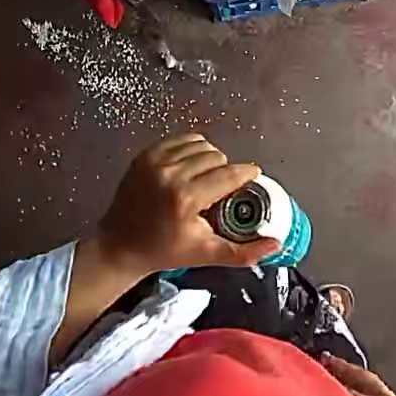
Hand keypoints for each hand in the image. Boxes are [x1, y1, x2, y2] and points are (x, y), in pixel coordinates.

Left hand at [94, 133, 278, 277]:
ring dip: (209, 158)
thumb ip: (243, 252)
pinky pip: (181, 140)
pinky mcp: (146, 154)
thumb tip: (276, 244)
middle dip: (225, 170)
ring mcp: (155, 161)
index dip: (246, 173)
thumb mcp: (205, 255)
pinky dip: (192, 149)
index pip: (228, 174)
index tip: (253, 175)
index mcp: (186, 199)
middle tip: (222, 187)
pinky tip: (191, 166)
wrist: (120, 244)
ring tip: (207, 176)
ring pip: (200, 145)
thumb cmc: (165, 251)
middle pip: (216, 157)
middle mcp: (171, 174)